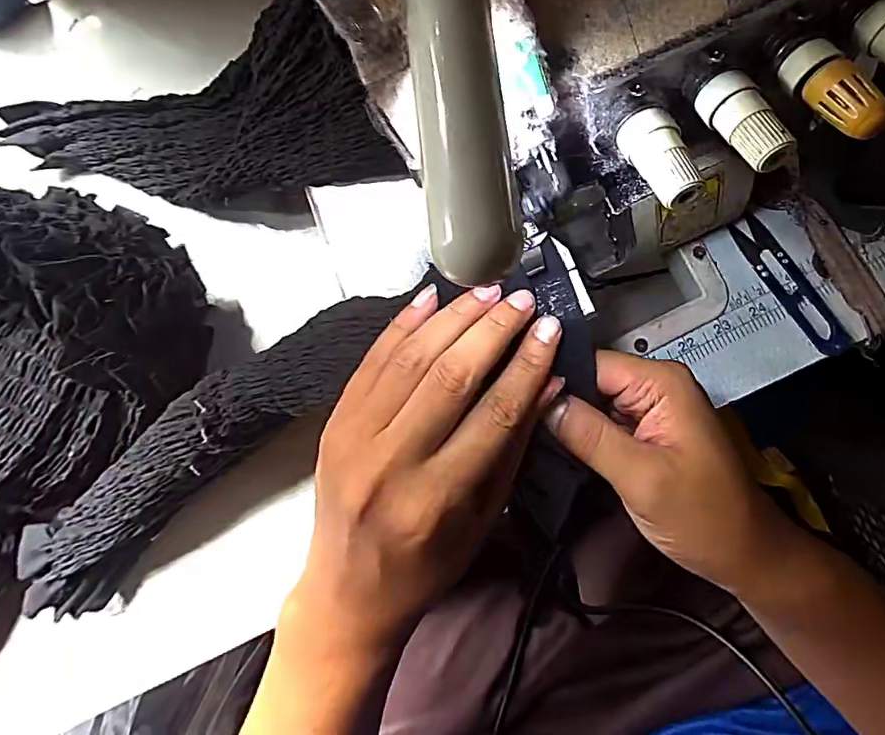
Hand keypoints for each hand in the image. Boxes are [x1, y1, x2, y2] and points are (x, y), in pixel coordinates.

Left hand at [286, 282, 564, 656]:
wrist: (347, 593)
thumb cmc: (425, 565)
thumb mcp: (483, 517)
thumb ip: (514, 446)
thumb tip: (547, 382)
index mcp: (434, 499)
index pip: (494, 414)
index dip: (527, 365)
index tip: (549, 331)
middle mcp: (390, 464)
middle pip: (451, 377)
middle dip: (494, 331)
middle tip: (522, 302)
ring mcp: (354, 437)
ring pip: (411, 358)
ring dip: (454, 318)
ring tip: (488, 292)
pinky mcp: (336, 421)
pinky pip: (373, 359)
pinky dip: (404, 323)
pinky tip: (432, 297)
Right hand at [545, 351, 791, 596]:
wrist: (744, 554)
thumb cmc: (706, 517)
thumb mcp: (642, 478)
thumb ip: (591, 436)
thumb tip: (545, 400)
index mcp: (662, 382)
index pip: (593, 362)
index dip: (557, 380)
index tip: (520, 401)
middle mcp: (657, 385)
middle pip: (591, 379)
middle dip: (560, 401)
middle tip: (522, 425)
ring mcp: (652, 407)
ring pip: (595, 401)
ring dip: (570, 420)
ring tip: (534, 438)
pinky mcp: (647, 430)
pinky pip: (606, 420)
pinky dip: (585, 434)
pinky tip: (561, 449)